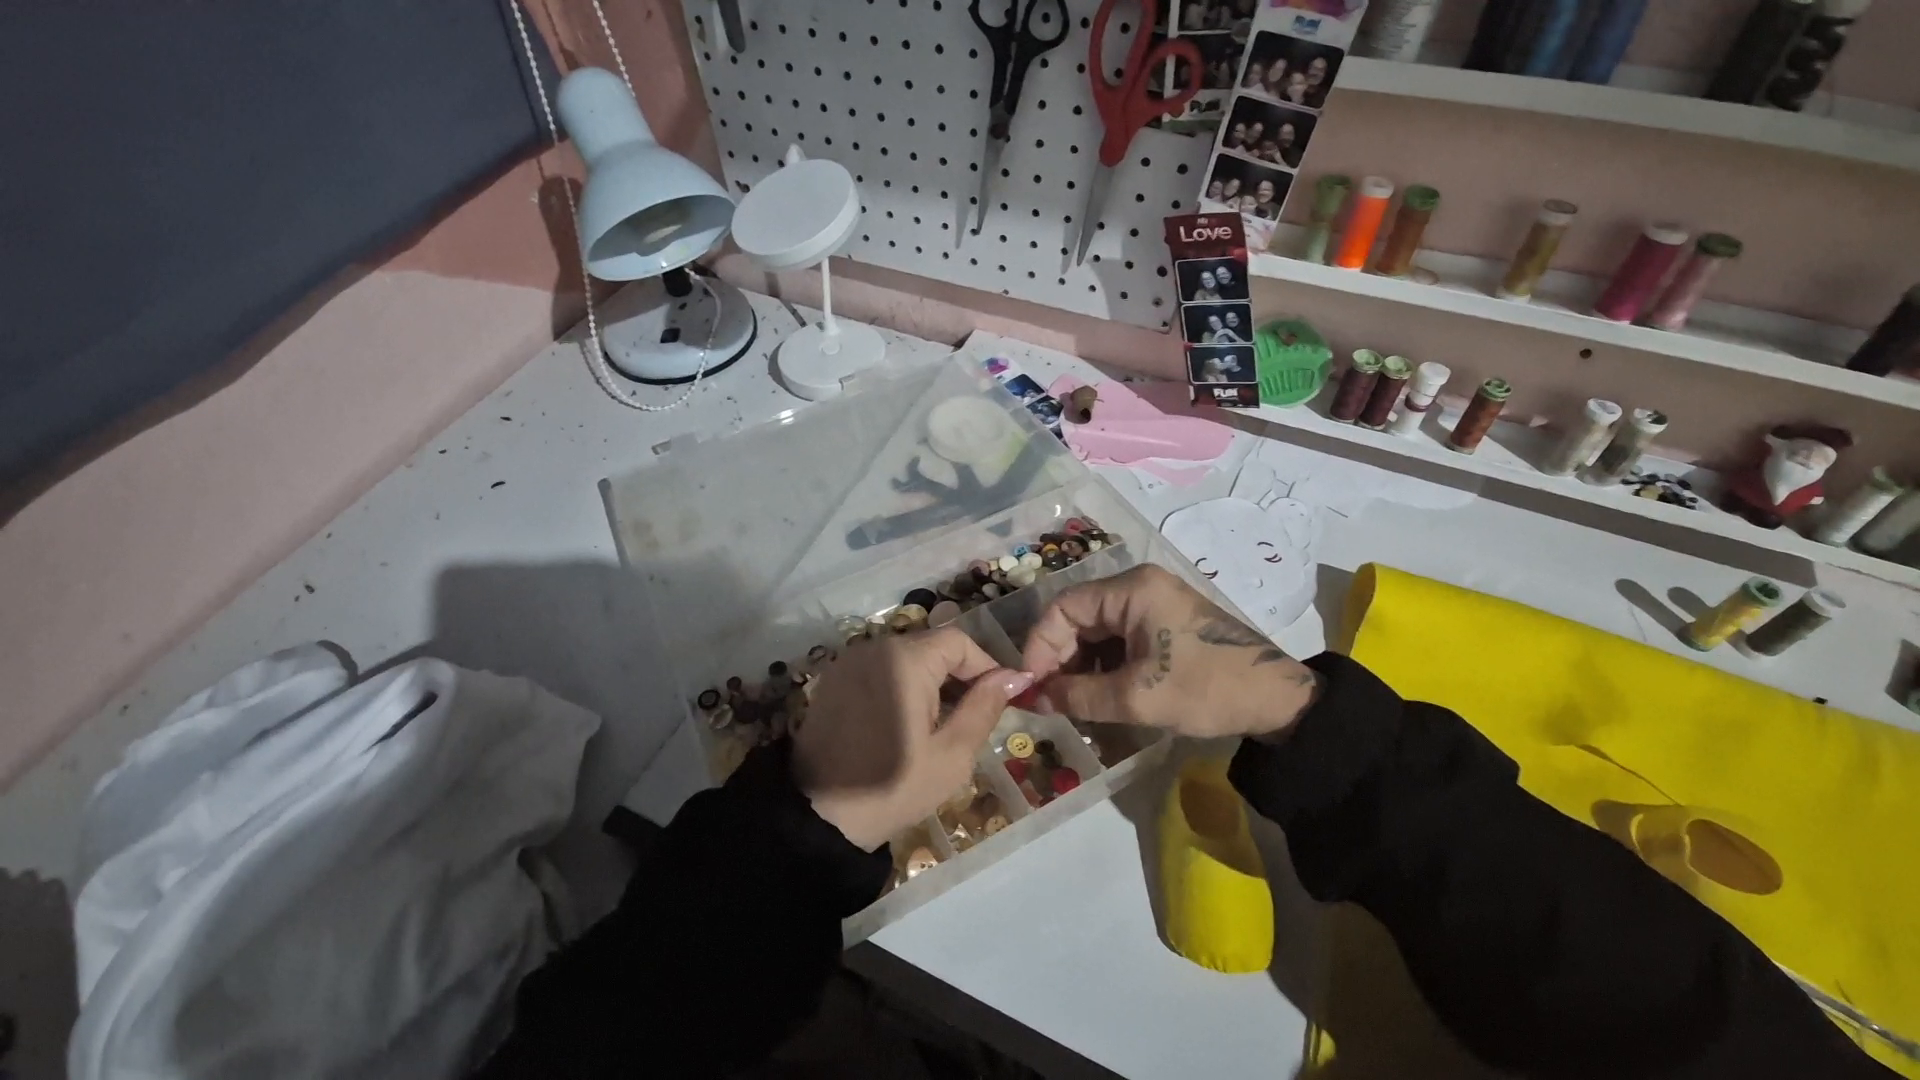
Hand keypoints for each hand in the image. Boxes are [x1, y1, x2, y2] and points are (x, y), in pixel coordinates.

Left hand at [794, 627, 1032, 850]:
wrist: (816, 817)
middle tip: (974, 718)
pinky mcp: (834, 682)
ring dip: (931, 683)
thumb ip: (984, 707)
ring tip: (942, 727)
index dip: (986, 666)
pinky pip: (881, 671)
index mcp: (905, 659)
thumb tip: (1014, 677)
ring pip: (906, 658)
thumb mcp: (951, 754)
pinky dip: (902, 688)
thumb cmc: (893, 786)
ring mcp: (849, 663)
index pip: (959, 641)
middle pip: (932, 646)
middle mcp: (874, 648)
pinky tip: (907, 726)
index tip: (1002, 699)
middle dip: (959, 676)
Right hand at [1019, 565, 1319, 738]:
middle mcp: (1140, 585)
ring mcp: (1155, 601)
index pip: (1063, 607)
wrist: (1277, 699)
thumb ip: (1077, 696)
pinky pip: (1120, 636)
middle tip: (1050, 698)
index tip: (1033, 686)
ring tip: (1073, 701)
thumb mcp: (1136, 698)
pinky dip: (1104, 663)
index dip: (1040, 646)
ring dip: (1081, 663)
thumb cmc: (1206, 690)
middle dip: (1060, 657)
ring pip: (1098, 628)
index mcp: (1132, 590)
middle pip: (1079, 615)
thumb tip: (1035, 699)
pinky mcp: (1166, 621)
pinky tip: (1100, 693)